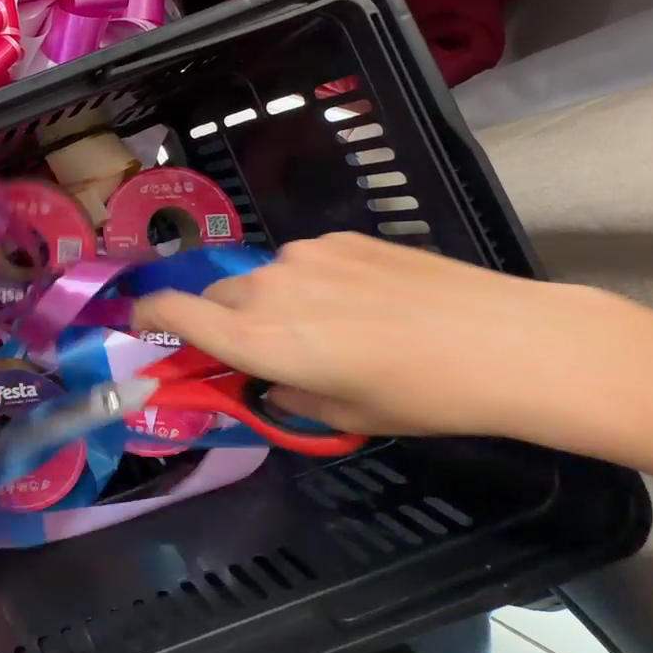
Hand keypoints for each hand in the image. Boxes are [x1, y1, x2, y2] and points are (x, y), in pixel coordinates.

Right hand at [133, 232, 652, 441]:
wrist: (511, 342)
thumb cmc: (425, 398)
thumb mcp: (348, 415)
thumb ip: (289, 396)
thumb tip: (273, 380)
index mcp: (259, 340)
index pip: (172, 313)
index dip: (146, 317)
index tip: (141, 325)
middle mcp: (265, 290)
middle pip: (214, 298)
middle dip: (223, 322)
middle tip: (263, 347)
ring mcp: (301, 256)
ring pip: (260, 279)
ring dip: (270, 302)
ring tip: (329, 324)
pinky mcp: (335, 238)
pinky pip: (300, 261)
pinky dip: (309, 282)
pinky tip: (362, 300)